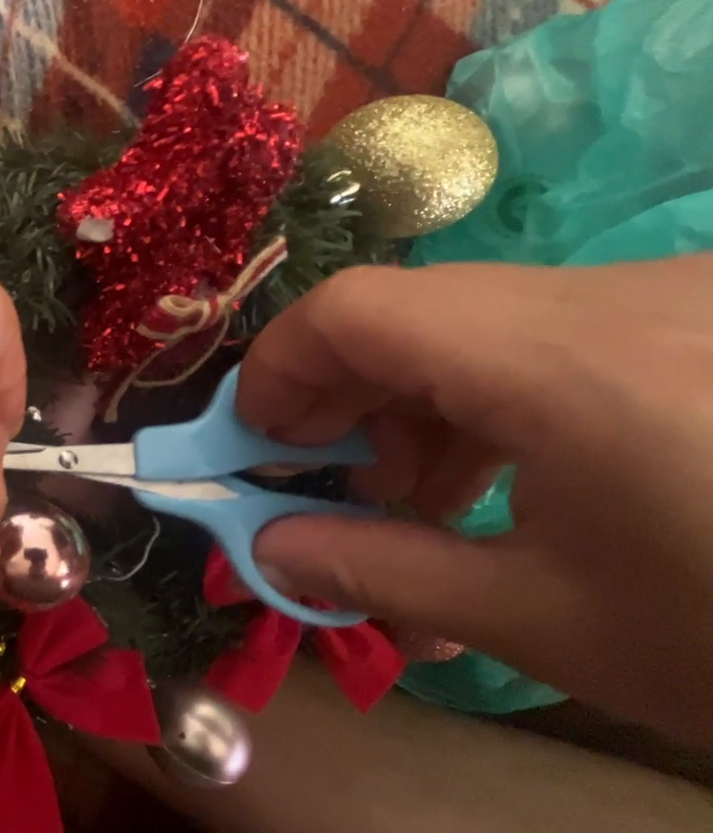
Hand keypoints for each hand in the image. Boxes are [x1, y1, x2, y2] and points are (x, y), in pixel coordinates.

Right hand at [238, 256, 712, 743]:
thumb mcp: (556, 622)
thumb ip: (380, 571)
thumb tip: (263, 552)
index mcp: (566, 359)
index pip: (354, 308)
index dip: (277, 366)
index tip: (253, 443)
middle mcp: (618, 300)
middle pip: (411, 311)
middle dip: (342, 397)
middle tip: (321, 481)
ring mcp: (679, 305)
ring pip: (480, 325)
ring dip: (419, 408)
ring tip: (419, 502)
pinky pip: (558, 340)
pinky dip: (498, 403)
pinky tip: (517, 483)